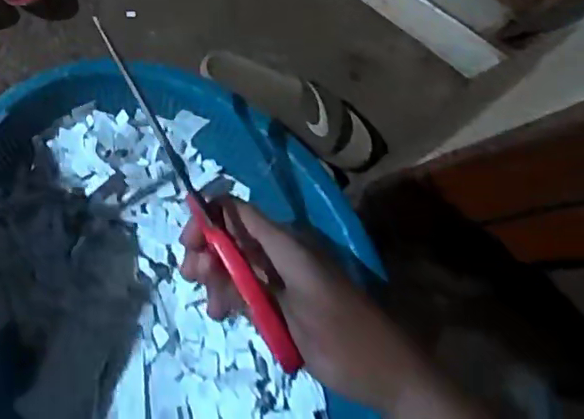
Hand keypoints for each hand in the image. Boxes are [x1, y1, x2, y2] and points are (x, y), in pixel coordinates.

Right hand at [180, 198, 484, 417]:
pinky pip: (255, 281)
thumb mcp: (287, 317)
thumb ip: (246, 287)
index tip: (188, 244)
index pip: (236, 209)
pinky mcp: (293, 292)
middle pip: (234, 233)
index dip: (207, 217)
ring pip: (241, 259)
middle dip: (208, 251)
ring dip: (220, 276)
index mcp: (285, 243)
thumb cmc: (341, 341)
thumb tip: (209, 259)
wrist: (395, 374)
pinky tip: (226, 314)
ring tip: (211, 307)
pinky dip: (237, 293)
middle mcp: (284, 248)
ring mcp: (289, 270)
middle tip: (191, 279)